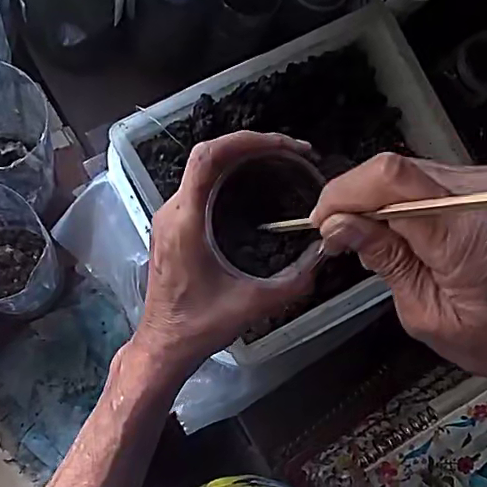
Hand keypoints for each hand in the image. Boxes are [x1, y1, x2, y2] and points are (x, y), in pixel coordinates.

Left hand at [133, 131, 321, 374]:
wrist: (164, 345)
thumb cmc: (197, 326)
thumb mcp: (251, 304)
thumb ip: (292, 282)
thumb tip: (322, 259)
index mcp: (185, 222)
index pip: (208, 158)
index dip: (246, 141)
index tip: (283, 145)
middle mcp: (172, 213)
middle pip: (206, 157)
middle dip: (249, 146)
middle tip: (289, 153)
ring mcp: (168, 220)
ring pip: (201, 171)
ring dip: (237, 160)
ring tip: (276, 163)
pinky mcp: (171, 229)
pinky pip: (198, 188)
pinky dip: (226, 178)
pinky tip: (251, 188)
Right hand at [309, 154, 486, 393]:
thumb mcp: (427, 315)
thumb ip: (385, 260)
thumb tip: (339, 227)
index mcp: (474, 237)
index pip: (393, 182)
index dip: (344, 195)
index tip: (322, 223)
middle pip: (397, 170)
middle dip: (355, 198)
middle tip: (339, 235)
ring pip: (411, 170)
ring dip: (378, 199)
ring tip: (371, 238)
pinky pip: (432, 178)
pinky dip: (403, 199)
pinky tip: (401, 229)